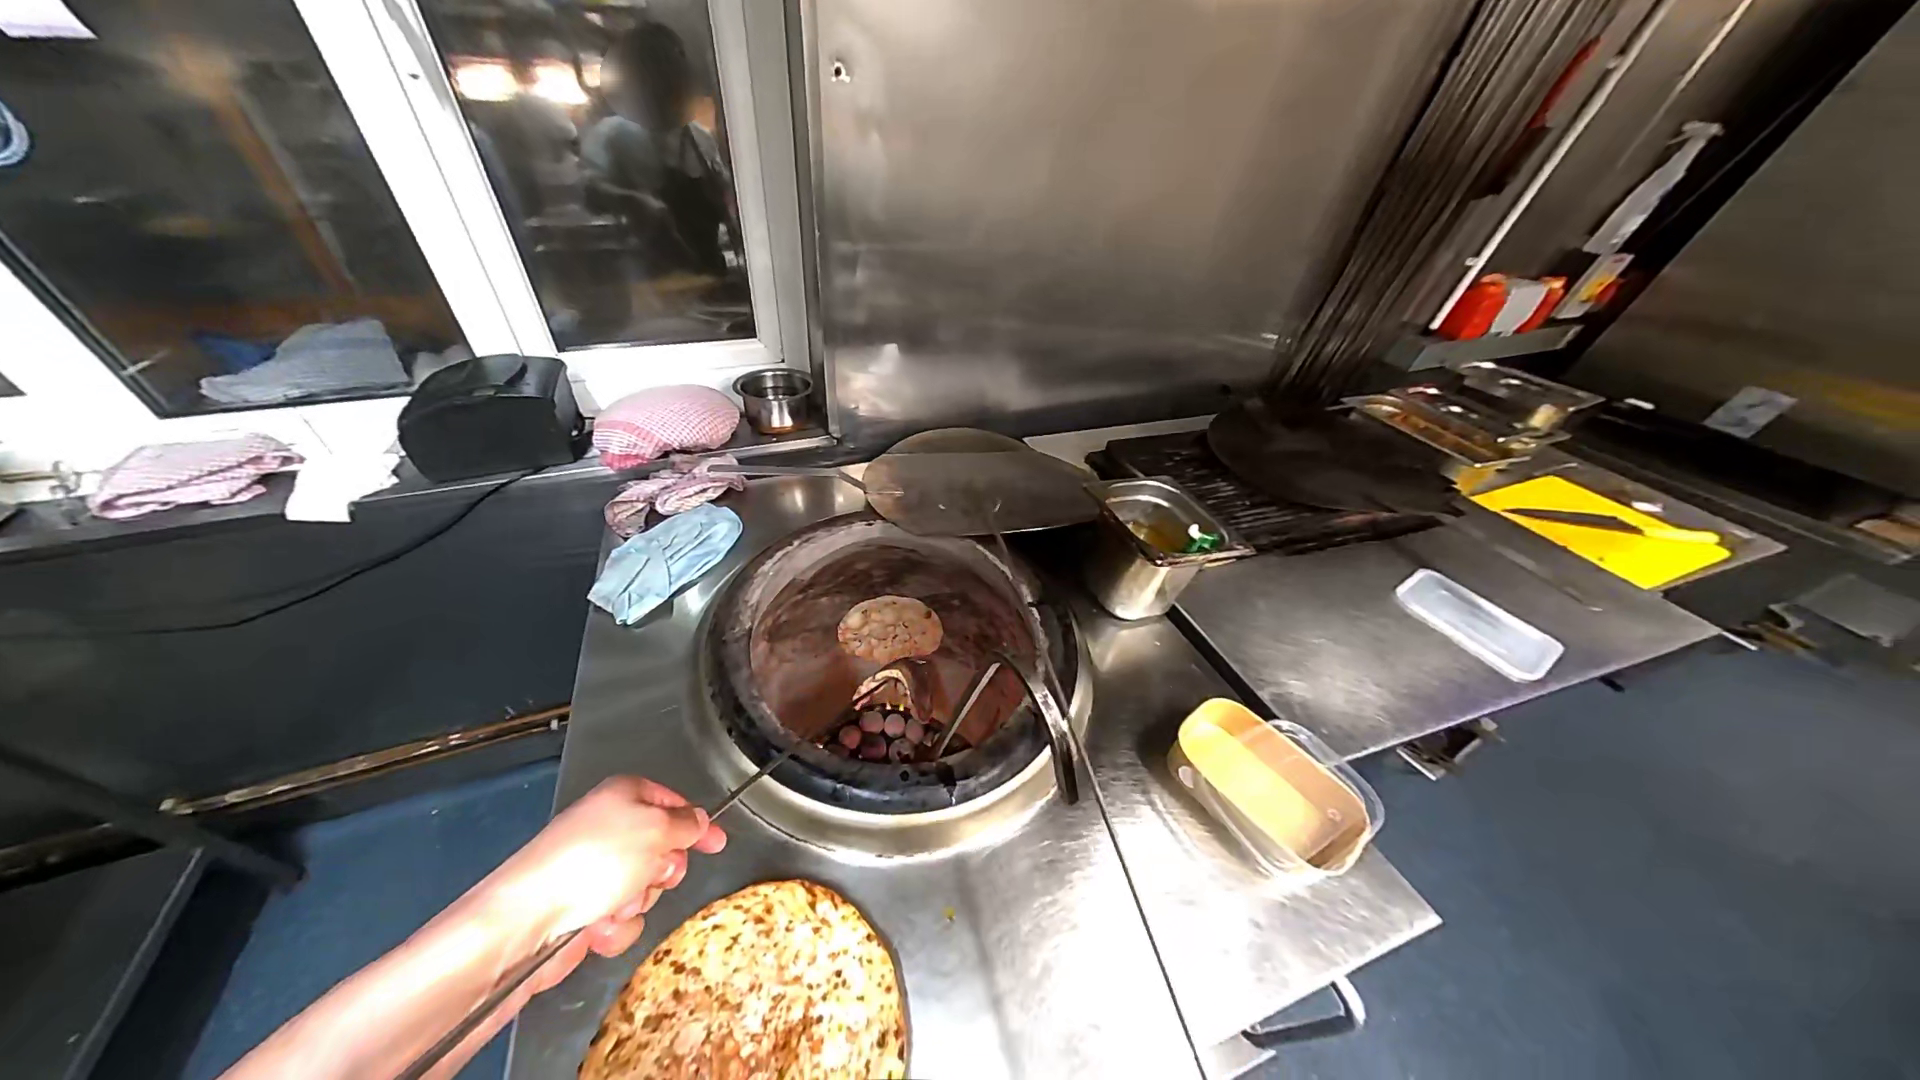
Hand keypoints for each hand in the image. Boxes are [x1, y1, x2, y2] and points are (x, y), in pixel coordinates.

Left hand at [471, 776, 727, 995]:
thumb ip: (688, 823)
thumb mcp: (657, 829)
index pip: (675, 803)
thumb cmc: (596, 860)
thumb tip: (699, 820)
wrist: (526, 919)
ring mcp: (594, 871)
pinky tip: (598, 925)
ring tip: (615, 904)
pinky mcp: (583, 909)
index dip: (698, 824)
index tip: (717, 843)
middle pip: (662, 848)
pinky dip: (616, 925)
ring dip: (638, 900)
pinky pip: (621, 917)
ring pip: (645, 887)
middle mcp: (609, 828)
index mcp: (625, 795)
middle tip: (656, 874)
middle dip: (664, 868)